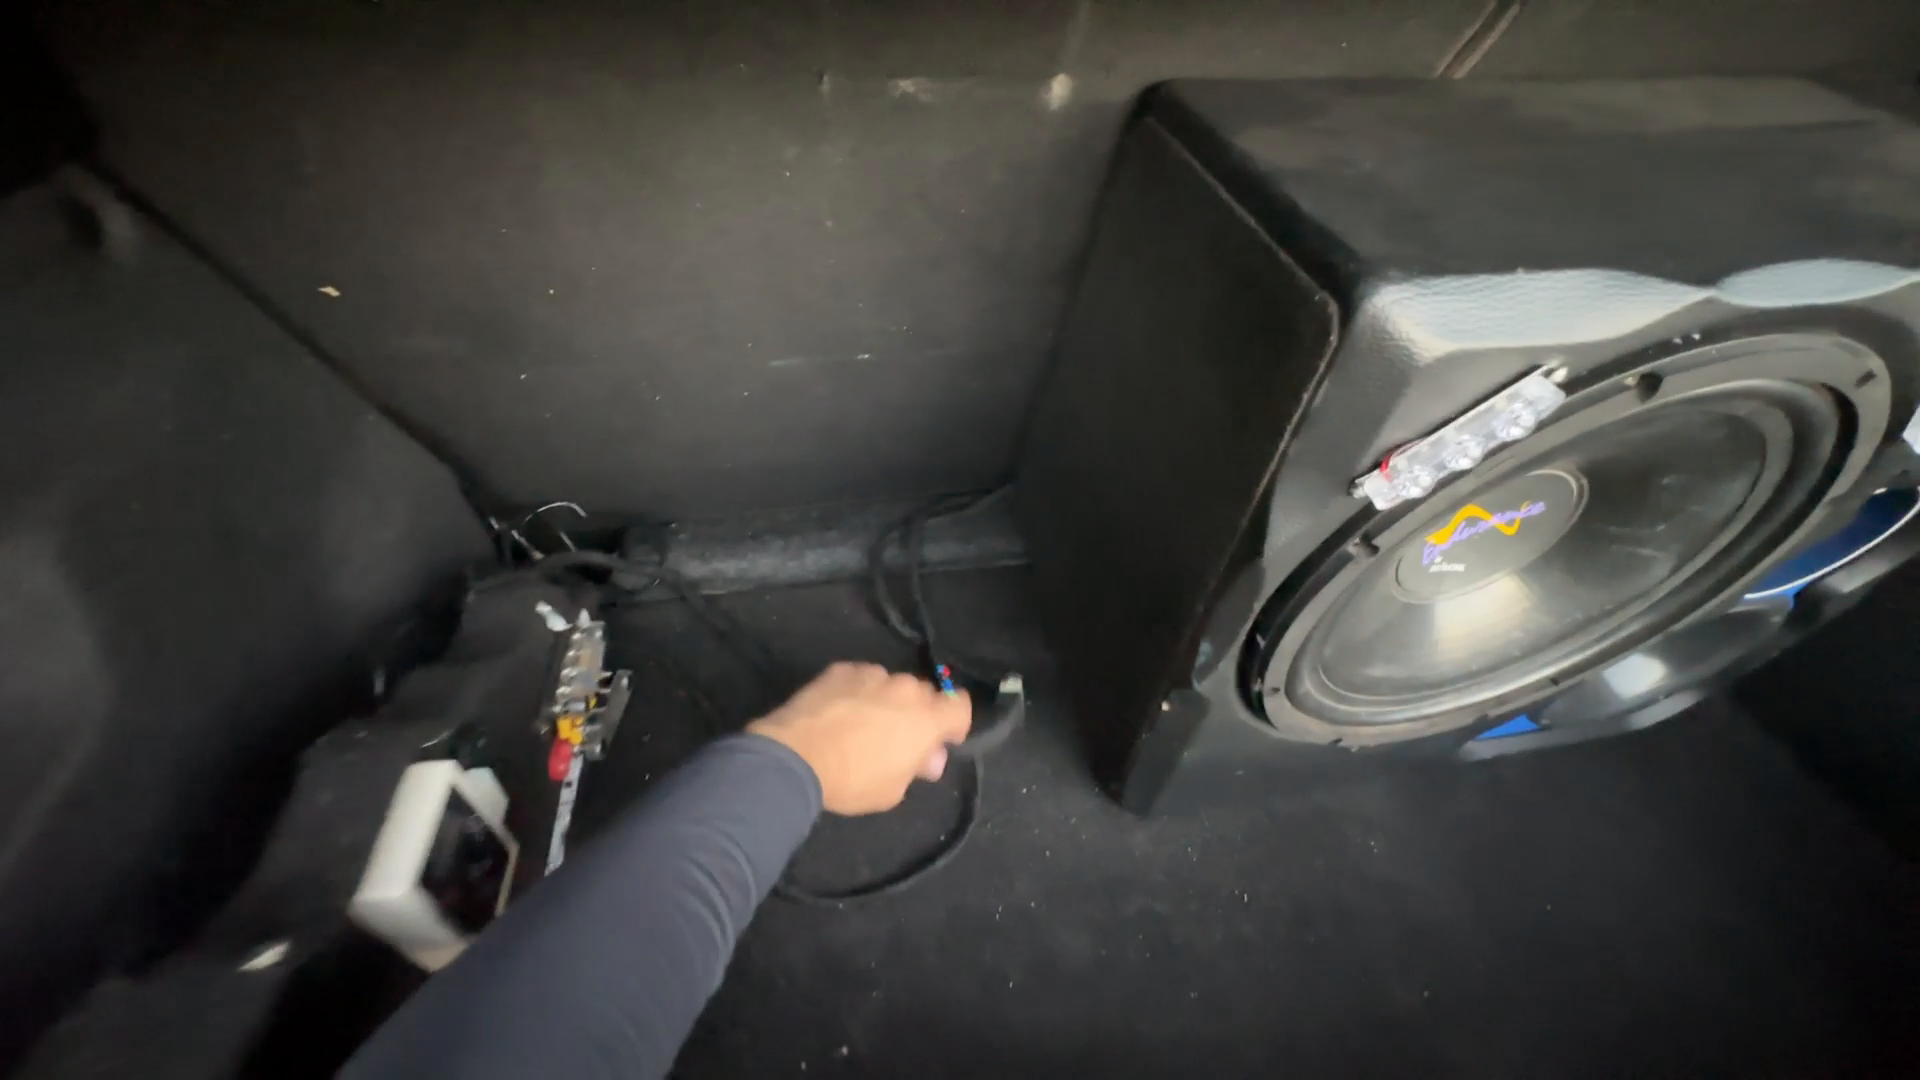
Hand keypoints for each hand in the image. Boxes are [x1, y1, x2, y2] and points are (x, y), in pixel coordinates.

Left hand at [747, 661, 971, 815]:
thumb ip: (916, 768)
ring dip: (885, 700)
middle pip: (924, 694)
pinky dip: (856, 691)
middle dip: (917, 713)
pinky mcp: (841, 669)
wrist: (796, 756)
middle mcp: (905, 688)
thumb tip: (928, 757)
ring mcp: (872, 674)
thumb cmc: (852, 780)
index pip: (961, 705)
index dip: (954, 722)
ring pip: (890, 684)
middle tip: (897, 738)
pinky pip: (860, 678)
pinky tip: (837, 711)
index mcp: (927, 718)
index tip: (940, 740)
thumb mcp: (893, 790)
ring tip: (860, 723)